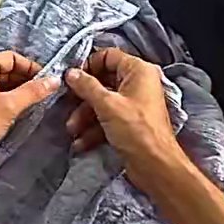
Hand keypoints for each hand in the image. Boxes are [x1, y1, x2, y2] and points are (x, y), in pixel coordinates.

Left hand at [0, 51, 60, 180]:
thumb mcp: (7, 106)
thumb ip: (32, 91)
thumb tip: (55, 80)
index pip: (11, 57)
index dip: (30, 67)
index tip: (48, 80)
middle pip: (6, 69)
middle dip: (26, 79)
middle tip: (46, 91)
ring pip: (2, 84)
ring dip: (20, 91)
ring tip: (39, 101)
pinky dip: (11, 101)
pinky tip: (24, 110)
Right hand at [64, 47, 200, 192]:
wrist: (156, 168)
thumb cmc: (136, 130)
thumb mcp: (107, 105)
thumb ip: (87, 86)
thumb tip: (70, 72)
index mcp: (138, 71)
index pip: (108, 56)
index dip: (88, 65)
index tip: (71, 78)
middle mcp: (137, 83)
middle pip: (102, 80)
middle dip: (83, 97)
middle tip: (67, 105)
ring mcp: (132, 104)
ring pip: (102, 102)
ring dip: (84, 116)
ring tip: (72, 130)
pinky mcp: (128, 123)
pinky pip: (106, 118)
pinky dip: (93, 128)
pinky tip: (80, 142)